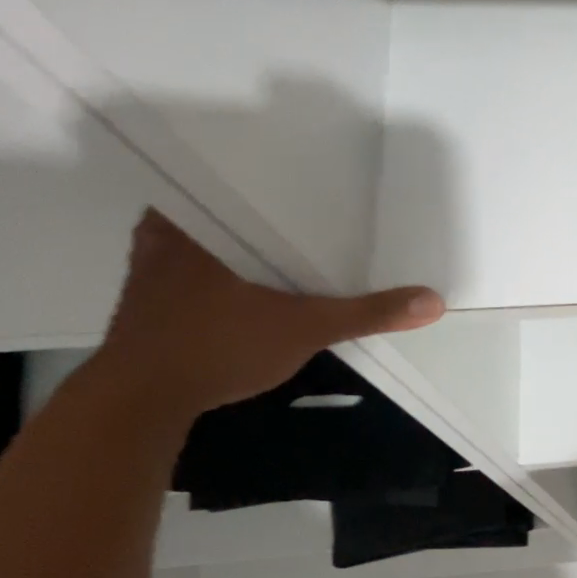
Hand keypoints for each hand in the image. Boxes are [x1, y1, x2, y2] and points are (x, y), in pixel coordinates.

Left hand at [93, 209, 445, 414]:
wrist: (142, 399)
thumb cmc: (217, 345)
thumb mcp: (306, 328)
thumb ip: (367, 313)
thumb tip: (433, 300)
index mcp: (193, 224)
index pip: (226, 180)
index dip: (262, 178)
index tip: (296, 178)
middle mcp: (162, 237)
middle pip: (216, 213)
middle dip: (253, 216)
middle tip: (299, 216)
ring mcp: (148, 273)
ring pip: (200, 245)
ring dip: (233, 249)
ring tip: (281, 250)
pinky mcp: (148, 307)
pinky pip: (190, 276)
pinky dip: (217, 279)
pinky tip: (247, 292)